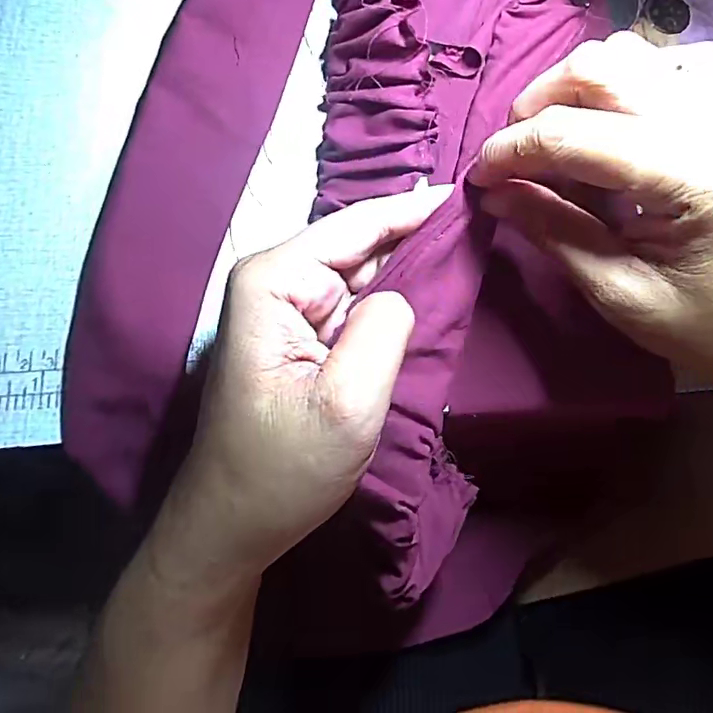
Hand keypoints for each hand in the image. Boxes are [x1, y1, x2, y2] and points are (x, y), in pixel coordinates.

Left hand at [148, 185, 452, 588]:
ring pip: (360, 268)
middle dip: (414, 232)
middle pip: (357, 241)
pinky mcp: (302, 330)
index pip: (353, 226)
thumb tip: (403, 291)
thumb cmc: (282, 469)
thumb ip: (384, 330)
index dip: (412, 209)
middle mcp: (276, 278)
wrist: (234, 521)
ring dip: (408, 261)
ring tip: (465, 241)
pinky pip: (356, 298)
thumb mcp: (346, 405)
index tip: (466, 191)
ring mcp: (287, 304)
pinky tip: (431, 283)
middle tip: (478, 216)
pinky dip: (393, 293)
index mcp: (273, 280)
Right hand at [468, 33, 712, 424]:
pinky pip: (659, 68)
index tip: (479, 179)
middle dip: (535, 104)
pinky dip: (615, 87)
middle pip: (600, 67)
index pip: (574, 133)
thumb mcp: (620, 293)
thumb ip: (551, 230)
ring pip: (627, 55)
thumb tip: (492, 190)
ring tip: (556, 141)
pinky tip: (607, 129)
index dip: (510, 151)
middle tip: (515, 157)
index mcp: (698, 176)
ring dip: (573, 90)